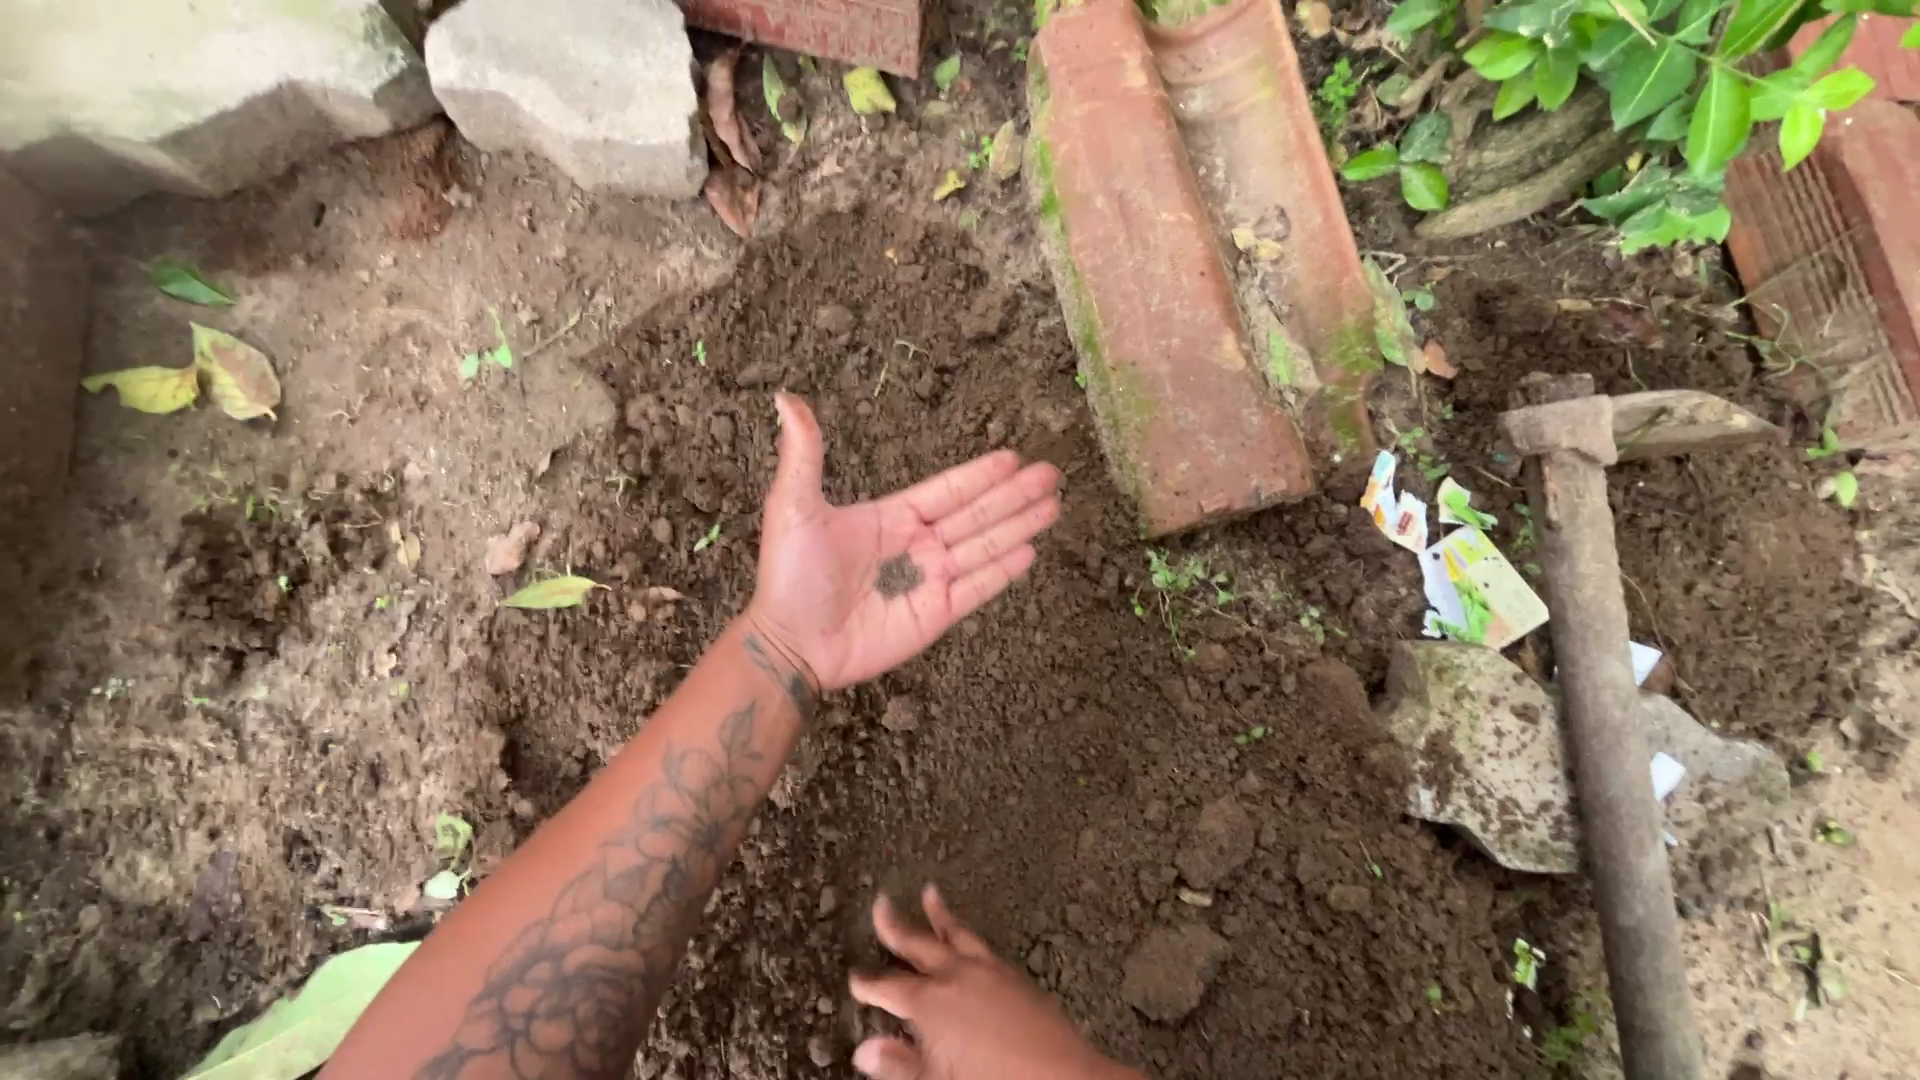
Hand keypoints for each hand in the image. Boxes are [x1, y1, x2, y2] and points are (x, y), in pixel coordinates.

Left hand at [745, 393, 1061, 691]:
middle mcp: (918, 545)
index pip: (948, 490)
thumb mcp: (794, 506)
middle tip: (1051, 473)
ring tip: (1053, 505)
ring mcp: (930, 580)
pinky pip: (977, 588)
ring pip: (985, 546)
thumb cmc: (790, 574)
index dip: (981, 474)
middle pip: (977, 514)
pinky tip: (1031, 550)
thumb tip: (785, 398)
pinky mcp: (936, 614)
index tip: (1013, 457)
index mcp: (893, 517)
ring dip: (1019, 525)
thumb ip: (804, 454)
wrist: (791, 642)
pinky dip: (1004, 570)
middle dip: (1015, 494)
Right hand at [848, 887, 1137, 1079]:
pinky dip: (968, 935)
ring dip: (939, 915)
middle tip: (881, 903)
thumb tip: (866, 1051)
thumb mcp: (936, 1079)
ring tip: (930, 893)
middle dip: (896, 925)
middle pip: (918, 945)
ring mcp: (988, 969)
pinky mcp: (1014, 973)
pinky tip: (969, 939)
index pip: (889, 988)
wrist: (1059, 1076)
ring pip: (955, 934)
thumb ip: (901, 1064)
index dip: (869, 983)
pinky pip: (982, 944)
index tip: (855, 975)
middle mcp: (956, 975)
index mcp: (930, 1002)